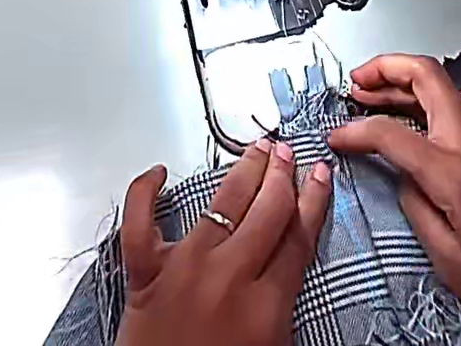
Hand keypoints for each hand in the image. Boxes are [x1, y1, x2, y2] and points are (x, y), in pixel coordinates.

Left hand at [115, 138, 333, 345]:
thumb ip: (283, 307)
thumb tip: (290, 258)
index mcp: (265, 310)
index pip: (297, 239)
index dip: (312, 202)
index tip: (319, 176)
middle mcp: (228, 278)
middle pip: (266, 212)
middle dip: (281, 176)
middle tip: (286, 152)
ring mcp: (184, 267)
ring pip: (221, 203)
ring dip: (243, 171)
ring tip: (255, 150)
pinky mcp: (145, 270)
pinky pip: (140, 221)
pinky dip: (145, 192)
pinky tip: (159, 172)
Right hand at [329, 54, 460, 345]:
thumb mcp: (448, 257)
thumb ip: (413, 202)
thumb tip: (398, 172)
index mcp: (456, 173)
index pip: (390, 132)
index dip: (355, 131)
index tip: (336, 138)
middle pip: (426, 74)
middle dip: (385, 67)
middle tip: (355, 82)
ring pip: (437, 86)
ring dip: (399, 81)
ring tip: (366, 93)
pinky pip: (445, 109)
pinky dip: (415, 101)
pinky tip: (398, 117)